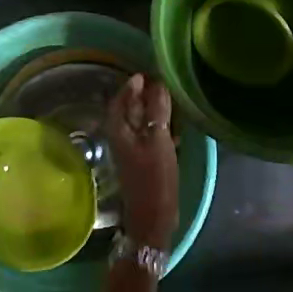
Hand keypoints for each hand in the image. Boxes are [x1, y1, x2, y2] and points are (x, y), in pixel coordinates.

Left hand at [106, 74, 177, 249]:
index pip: (120, 100)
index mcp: (119, 131)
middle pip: (129, 111)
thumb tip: (157, 83)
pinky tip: (173, 129)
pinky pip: (147, 137)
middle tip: (160, 84)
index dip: (131, 87)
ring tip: (169, 102)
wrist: (153, 216)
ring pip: (139, 125)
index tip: (146, 75)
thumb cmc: (155, 177)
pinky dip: (157, 128)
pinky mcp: (142, 162)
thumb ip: (157, 111)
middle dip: (142, 97)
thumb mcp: (159, 140)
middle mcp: (121, 139)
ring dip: (151, 112)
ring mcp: (131, 152)